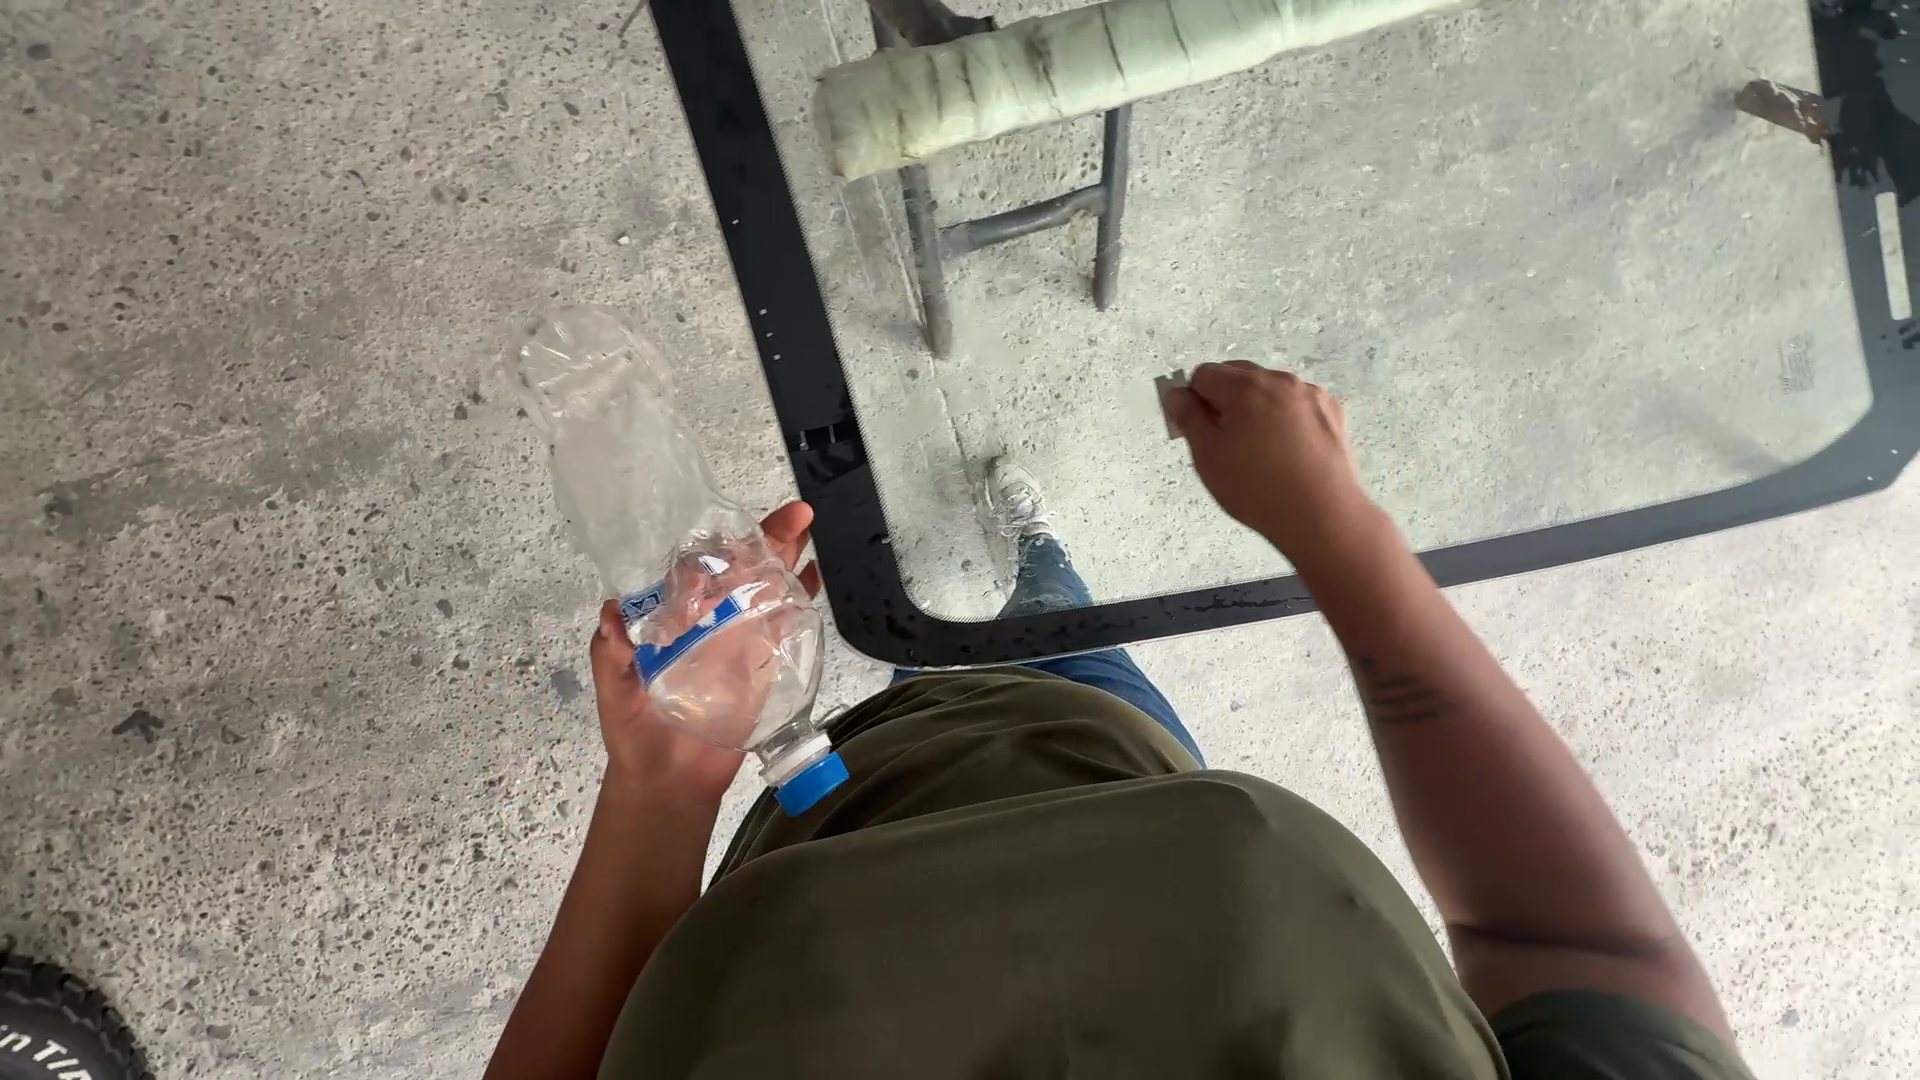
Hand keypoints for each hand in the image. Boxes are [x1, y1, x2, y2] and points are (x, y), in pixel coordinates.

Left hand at [587, 501, 821, 804]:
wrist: (671, 781)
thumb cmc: (636, 730)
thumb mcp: (614, 686)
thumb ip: (613, 650)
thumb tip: (612, 610)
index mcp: (675, 617)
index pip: (699, 569)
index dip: (716, 545)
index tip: (730, 530)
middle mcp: (711, 619)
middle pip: (742, 570)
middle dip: (767, 539)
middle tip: (795, 514)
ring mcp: (742, 637)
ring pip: (768, 588)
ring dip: (789, 558)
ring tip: (808, 530)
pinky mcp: (767, 661)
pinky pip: (786, 623)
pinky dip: (802, 598)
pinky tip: (815, 576)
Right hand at [1165, 362, 1382, 565]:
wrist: (1321, 514)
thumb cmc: (1257, 489)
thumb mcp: (1207, 456)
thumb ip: (1188, 418)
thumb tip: (1177, 395)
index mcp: (1244, 388)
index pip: (1203, 374)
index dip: (1193, 400)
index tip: (1197, 428)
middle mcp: (1279, 381)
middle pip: (1237, 374)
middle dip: (1223, 399)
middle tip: (1223, 440)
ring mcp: (1309, 394)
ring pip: (1268, 388)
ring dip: (1254, 407)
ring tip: (1257, 450)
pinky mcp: (1331, 411)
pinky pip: (1295, 403)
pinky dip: (1283, 417)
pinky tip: (1284, 450)